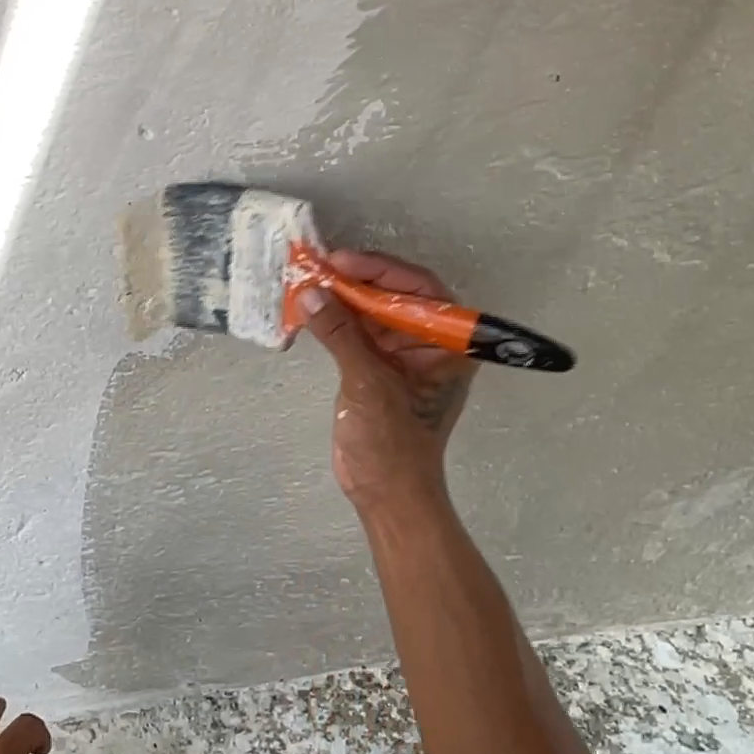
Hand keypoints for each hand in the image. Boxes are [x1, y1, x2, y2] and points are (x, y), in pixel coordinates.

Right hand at [296, 250, 476, 510]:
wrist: (385, 492)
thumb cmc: (392, 442)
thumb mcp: (368, 383)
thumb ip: (341, 335)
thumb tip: (311, 293)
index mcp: (448, 343)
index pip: (418, 289)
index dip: (380, 270)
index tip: (340, 261)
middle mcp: (428, 343)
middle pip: (392, 296)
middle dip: (355, 280)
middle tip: (316, 266)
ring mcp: (399, 356)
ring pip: (369, 312)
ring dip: (339, 298)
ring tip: (305, 281)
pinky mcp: (372, 368)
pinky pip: (353, 333)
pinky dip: (331, 320)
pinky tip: (307, 309)